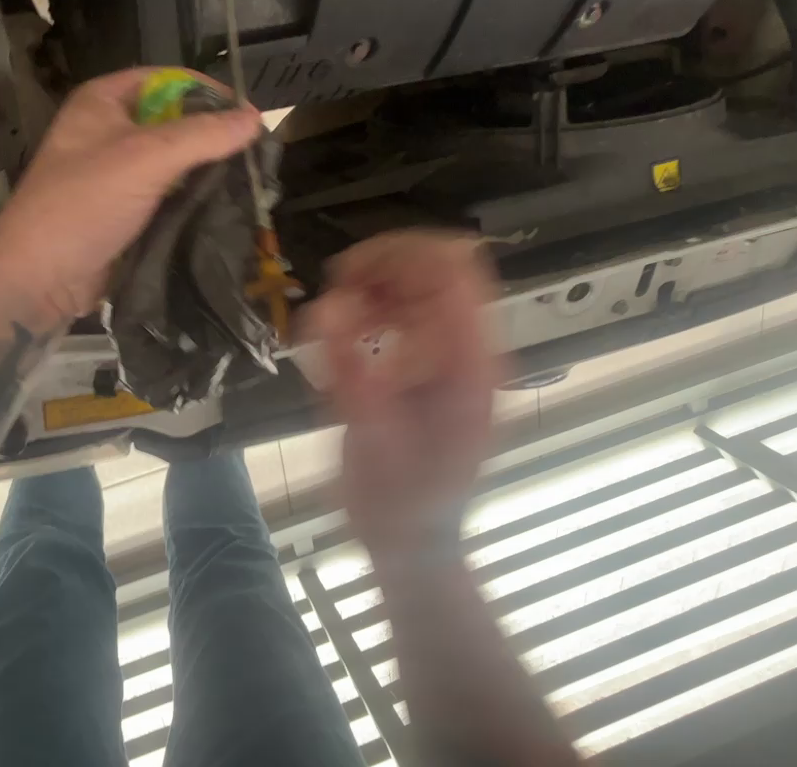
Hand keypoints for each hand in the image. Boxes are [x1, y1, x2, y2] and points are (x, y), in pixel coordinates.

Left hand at [0, 68, 262, 325]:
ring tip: (251, 182)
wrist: (41, 278)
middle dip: (212, 135)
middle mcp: (110, 130)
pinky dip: (195, 199)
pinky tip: (227, 207)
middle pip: (174, 120)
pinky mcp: (127, 211)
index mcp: (103, 101)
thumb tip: (256, 118)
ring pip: (175, 162)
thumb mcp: (145, 158)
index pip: (166, 79)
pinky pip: (170, 195)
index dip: (206, 91)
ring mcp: (118, 173)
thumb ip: (202, 135)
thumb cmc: (84, 204)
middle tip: (256, 153)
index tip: (247, 114)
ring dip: (208, 171)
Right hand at [303, 232, 503, 557]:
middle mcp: (469, 351)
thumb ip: (351, 371)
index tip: (350, 272)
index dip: (403, 255)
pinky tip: (344, 333)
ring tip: (335, 315)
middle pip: (437, 268)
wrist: (413, 542)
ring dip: (374, 285)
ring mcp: (453, 357)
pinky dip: (370, 309)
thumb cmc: (398, 502)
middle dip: (382, 266)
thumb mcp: (372, 441)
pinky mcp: (431, 365)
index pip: (456, 273)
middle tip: (335, 289)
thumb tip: (326, 305)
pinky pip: (405, 312)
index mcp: (470, 365)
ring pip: (419, 284)